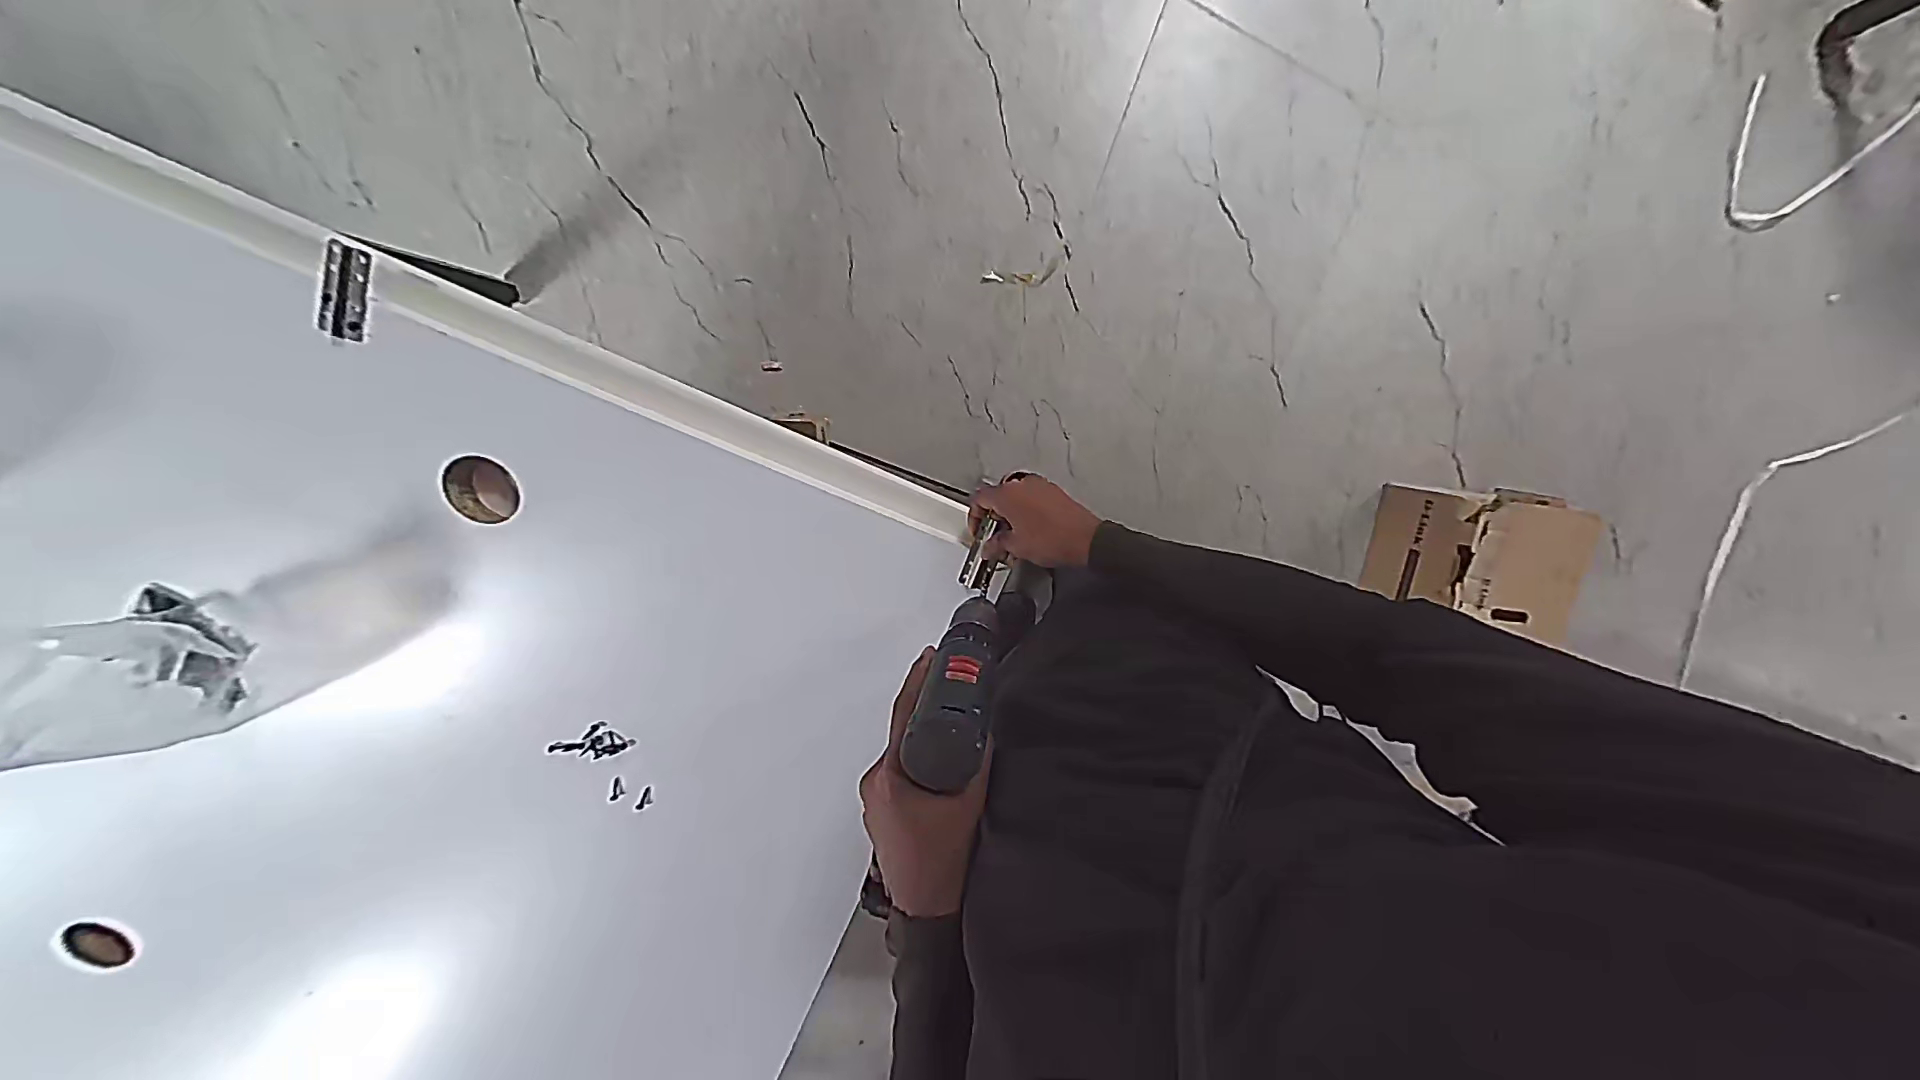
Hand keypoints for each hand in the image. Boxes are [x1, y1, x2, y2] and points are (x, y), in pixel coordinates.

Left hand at [859, 647, 991, 916]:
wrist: (931, 914)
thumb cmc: (944, 866)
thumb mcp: (970, 802)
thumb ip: (979, 760)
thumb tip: (986, 728)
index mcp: (889, 777)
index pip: (902, 714)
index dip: (918, 680)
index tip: (929, 657)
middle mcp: (876, 785)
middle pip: (902, 731)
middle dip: (925, 706)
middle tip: (947, 684)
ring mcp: (876, 801)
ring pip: (903, 754)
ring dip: (924, 736)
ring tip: (950, 720)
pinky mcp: (884, 813)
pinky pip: (902, 773)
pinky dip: (920, 760)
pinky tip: (940, 763)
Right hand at [969, 473, 1101, 567]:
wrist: (1085, 539)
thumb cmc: (1054, 538)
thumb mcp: (1016, 546)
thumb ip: (996, 544)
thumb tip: (991, 546)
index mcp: (1007, 494)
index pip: (978, 499)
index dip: (974, 517)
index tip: (978, 530)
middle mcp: (1022, 484)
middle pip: (996, 496)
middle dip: (992, 517)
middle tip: (993, 535)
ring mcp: (1039, 486)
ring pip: (1015, 496)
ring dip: (1009, 514)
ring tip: (1012, 536)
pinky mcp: (1053, 492)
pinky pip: (1031, 498)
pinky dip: (1025, 511)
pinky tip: (1029, 530)